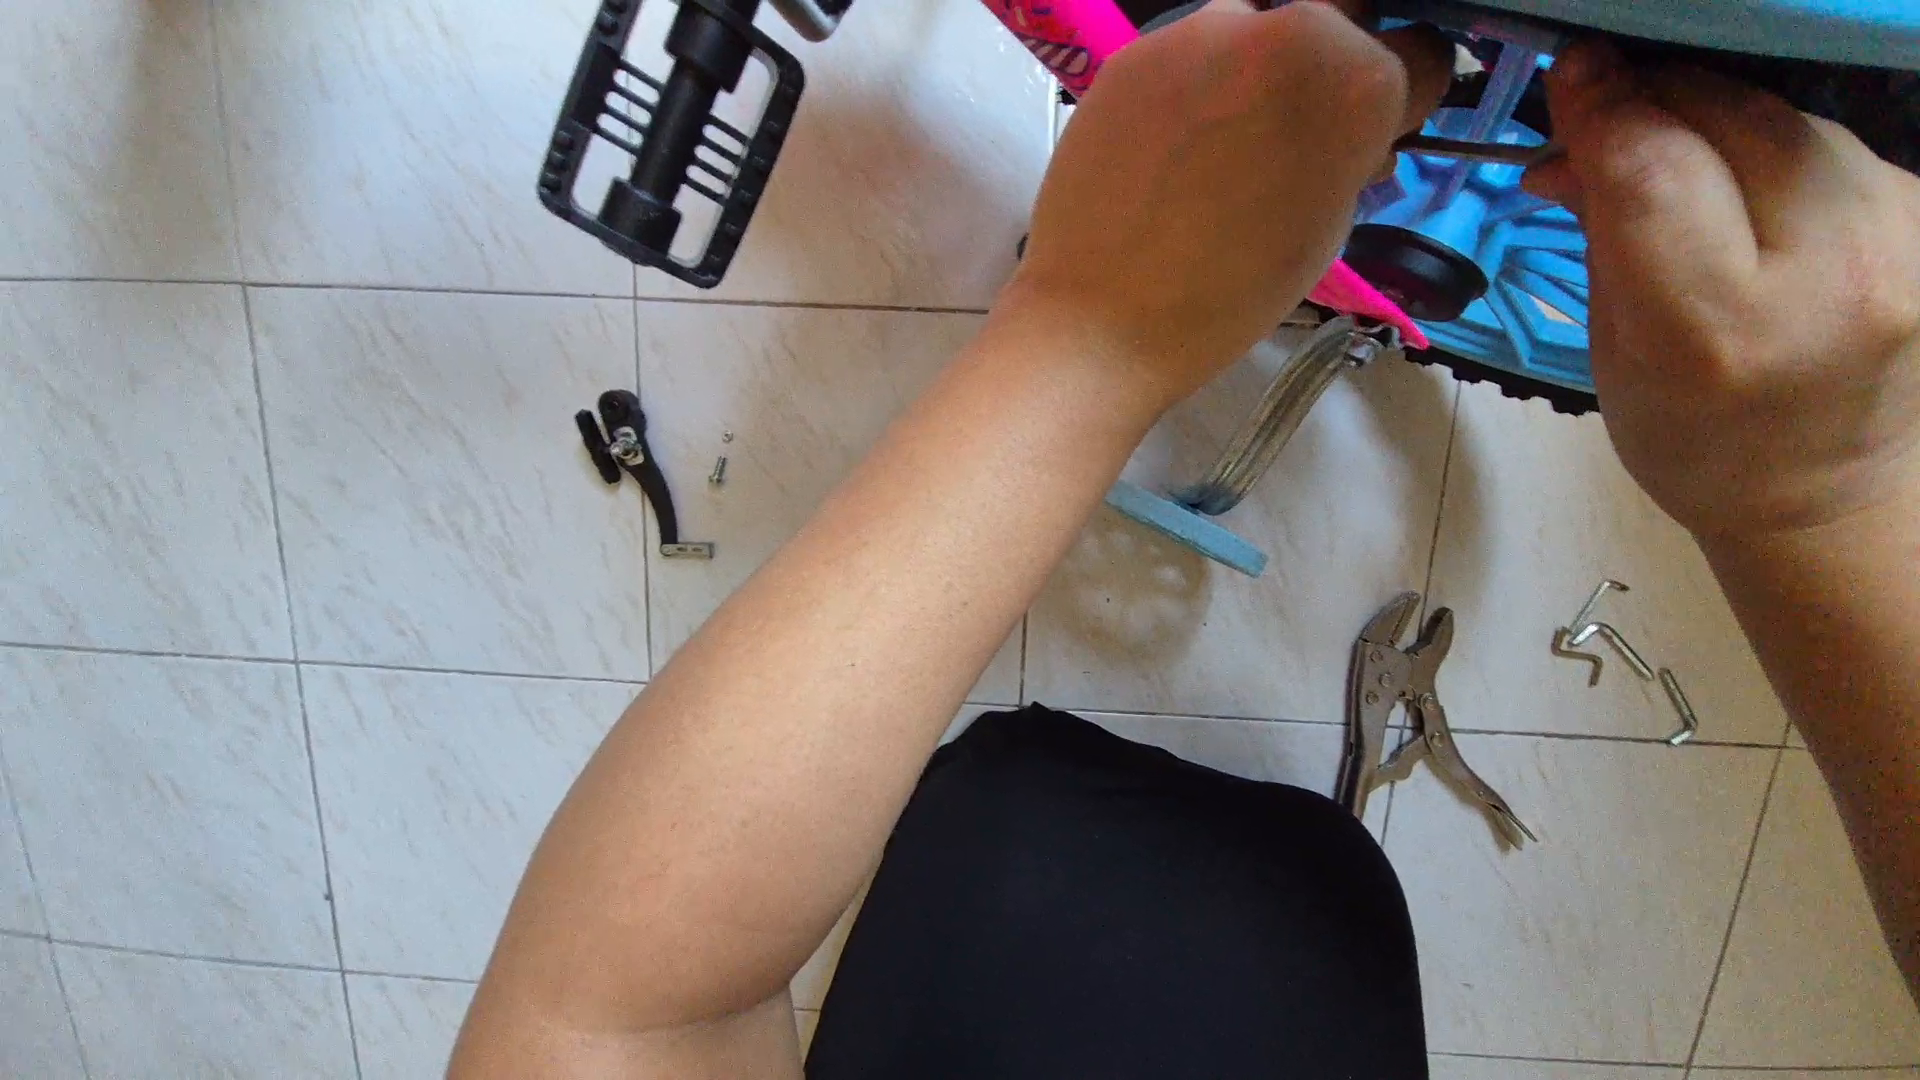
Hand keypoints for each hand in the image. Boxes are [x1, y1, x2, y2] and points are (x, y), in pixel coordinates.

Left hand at [1000, 0, 1449, 412]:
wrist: (1101, 323)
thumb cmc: (1219, 304)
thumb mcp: (1320, 238)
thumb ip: (1348, 161)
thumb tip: (1348, 139)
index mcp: (1356, 85)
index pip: (1417, 59)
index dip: (1393, 109)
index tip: (1363, 141)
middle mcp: (1288, 32)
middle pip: (1332, 31)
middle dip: (1318, 82)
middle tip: (1280, 147)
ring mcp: (1200, 34)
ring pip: (1249, 38)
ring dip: (1245, 83)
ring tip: (1204, 159)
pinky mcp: (1131, 55)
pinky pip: (1181, 61)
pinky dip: (1183, 95)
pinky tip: (1158, 156)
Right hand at [1525, 42, 1919, 544]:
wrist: (1814, 484)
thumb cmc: (1682, 437)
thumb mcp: (1613, 351)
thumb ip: (1602, 239)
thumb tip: (1570, 153)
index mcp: (1717, 328)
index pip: (1657, 179)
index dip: (1608, 113)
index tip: (1570, 73)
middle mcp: (1831, 268)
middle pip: (1733, 126)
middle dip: (1651, 96)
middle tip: (1591, 92)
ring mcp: (1904, 232)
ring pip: (1785, 119)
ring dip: (1699, 108)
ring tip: (1638, 130)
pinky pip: (1824, 140)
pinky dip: (1751, 133)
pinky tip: (1709, 156)